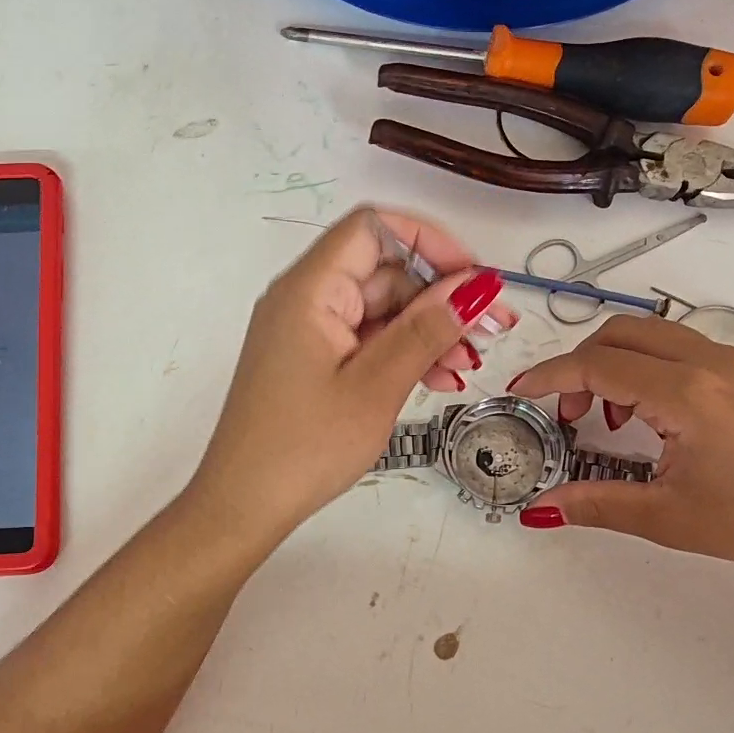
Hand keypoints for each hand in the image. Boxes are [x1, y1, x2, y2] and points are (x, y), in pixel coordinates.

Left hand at [185, 207, 513, 539]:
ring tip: (465, 367)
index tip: (474, 278)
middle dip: (439, 296)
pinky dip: (400, 353)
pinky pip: (364, 340)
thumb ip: (428, 329)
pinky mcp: (309, 362)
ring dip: (427, 330)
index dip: (431, 242)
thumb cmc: (303, 448)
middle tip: (489, 332)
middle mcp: (303, 299)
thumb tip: (476, 286)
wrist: (244, 504)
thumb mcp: (376, 385)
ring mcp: (305, 332)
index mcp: (309, 289)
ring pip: (379, 310)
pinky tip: (435, 380)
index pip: (374, 228)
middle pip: (382, 271)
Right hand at [509, 316, 733, 590]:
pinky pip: (681, 351)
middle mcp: (708, 364)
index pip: (596, 365)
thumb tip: (540, 510)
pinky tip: (652, 421)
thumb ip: (595, 505)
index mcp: (685, 394)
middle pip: (620, 334)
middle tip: (568, 418)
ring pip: (652, 337)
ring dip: (614, 365)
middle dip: (579, 367)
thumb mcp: (669, 519)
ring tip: (609, 423)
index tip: (519, 394)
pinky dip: (646, 369)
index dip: (549, 377)